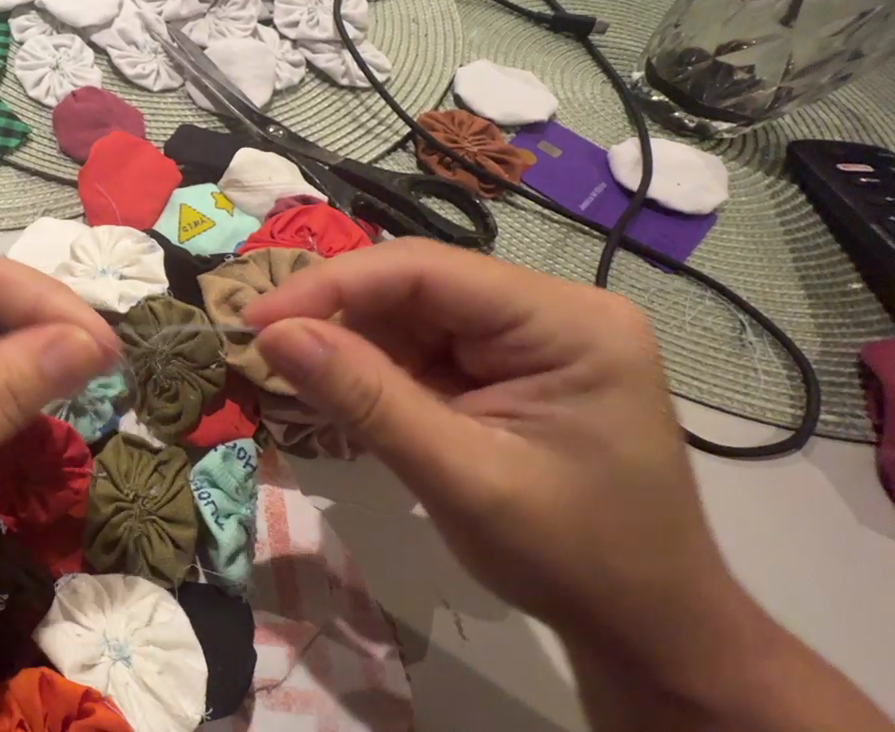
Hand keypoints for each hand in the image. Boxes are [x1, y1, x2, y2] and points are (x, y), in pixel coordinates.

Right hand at [243, 239, 736, 663]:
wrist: (643, 628)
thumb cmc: (570, 557)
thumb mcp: (459, 476)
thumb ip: (365, 399)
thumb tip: (269, 335)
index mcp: (567, 322)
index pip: (426, 270)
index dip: (331, 286)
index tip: (255, 320)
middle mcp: (550, 310)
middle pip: (413, 286)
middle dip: (336, 317)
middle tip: (264, 351)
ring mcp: (527, 336)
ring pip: (405, 314)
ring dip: (347, 346)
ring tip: (300, 383)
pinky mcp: (502, 365)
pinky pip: (417, 346)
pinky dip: (370, 370)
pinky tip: (343, 396)